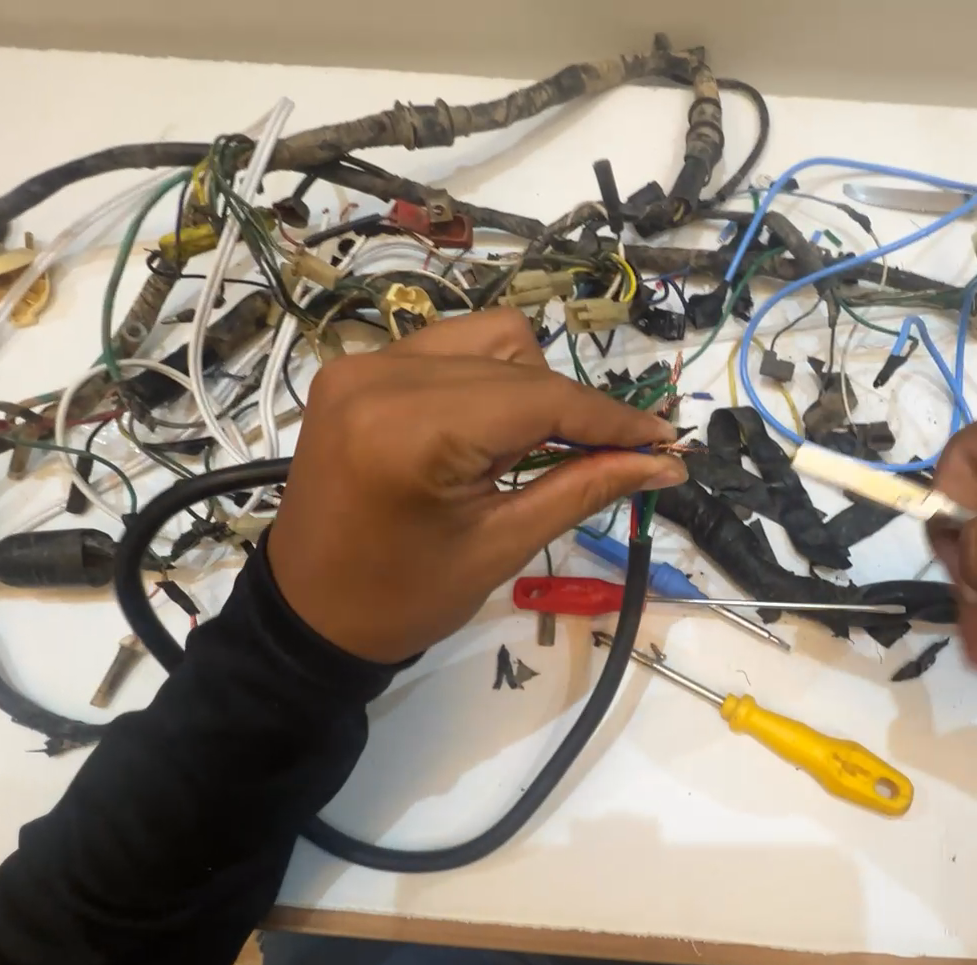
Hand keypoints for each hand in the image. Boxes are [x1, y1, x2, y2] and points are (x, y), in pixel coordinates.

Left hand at [268, 310, 685, 662]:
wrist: (312, 613)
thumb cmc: (407, 597)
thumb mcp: (504, 546)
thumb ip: (585, 489)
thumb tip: (663, 462)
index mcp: (412, 430)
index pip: (539, 398)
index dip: (611, 419)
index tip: (664, 437)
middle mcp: (382, 375)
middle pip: (520, 361)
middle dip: (573, 411)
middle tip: (600, 462)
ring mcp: (363, 364)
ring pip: (491, 340)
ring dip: (531, 388)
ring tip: (522, 453)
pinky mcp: (358, 369)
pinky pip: (452, 349)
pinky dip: (490, 382)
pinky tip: (487, 433)